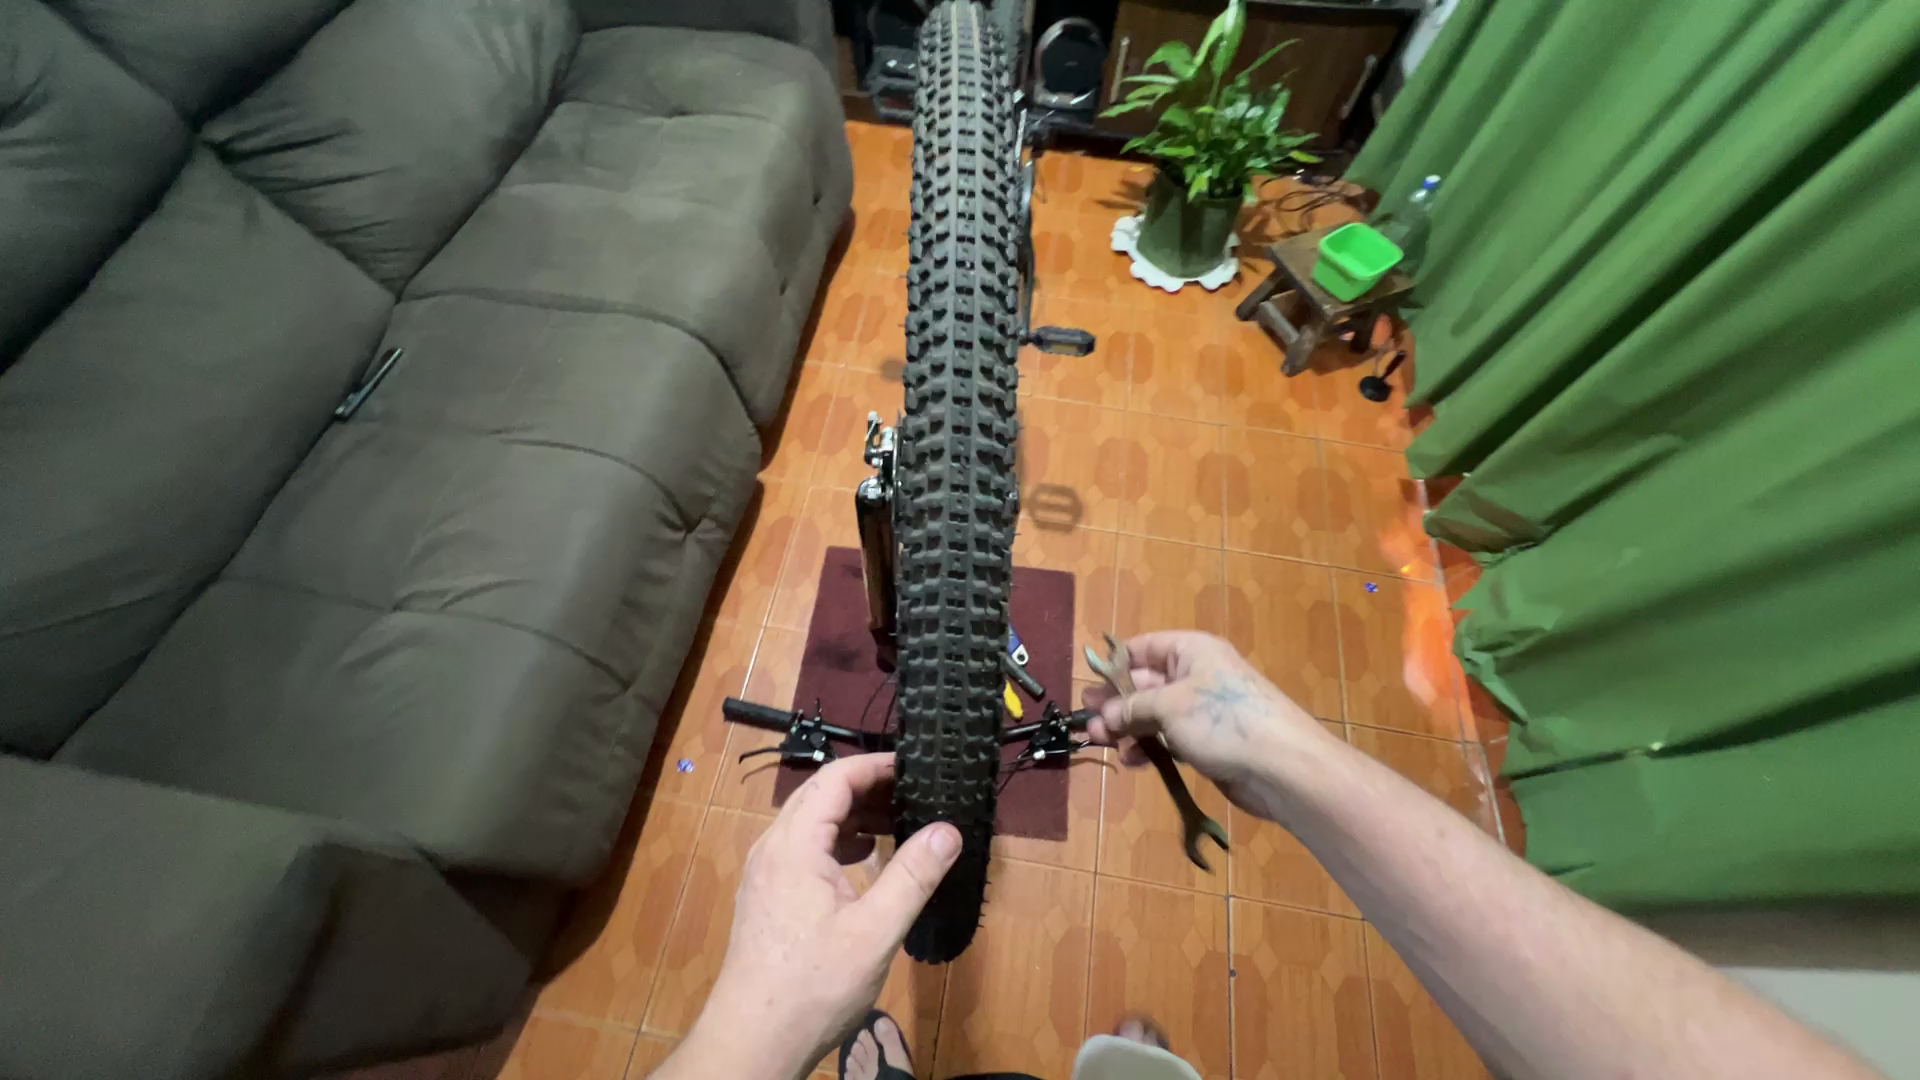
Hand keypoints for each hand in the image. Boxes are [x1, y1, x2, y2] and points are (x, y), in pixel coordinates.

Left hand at [686, 753, 960, 1079]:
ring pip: (812, 819)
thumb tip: (949, 830)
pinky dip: (838, 838)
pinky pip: (805, 845)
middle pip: (821, 793)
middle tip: (914, 792)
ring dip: (854, 813)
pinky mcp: (768, 892)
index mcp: (795, 843)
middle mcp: (774, 846)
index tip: (915, 767)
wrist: (751, 1045)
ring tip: (898, 820)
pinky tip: (867, 856)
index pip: (835, 778)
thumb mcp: (874, 932)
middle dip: (868, 786)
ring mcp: (766, 870)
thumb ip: (913, 877)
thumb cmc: (813, 985)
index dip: (875, 765)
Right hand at [1084, 631, 1335, 819]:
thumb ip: (1131, 707)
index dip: (1113, 665)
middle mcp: (1195, 674)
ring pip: (1152, 713)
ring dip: (1126, 728)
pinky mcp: (1206, 741)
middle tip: (1088, 721)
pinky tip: (1132, 760)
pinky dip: (1148, 746)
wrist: (1283, 768)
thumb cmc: (1224, 721)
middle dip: (1115, 703)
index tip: (1088, 685)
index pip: (1141, 648)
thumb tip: (1103, 714)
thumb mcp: (1169, 706)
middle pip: (1143, 683)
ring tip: (1104, 743)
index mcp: (1190, 650)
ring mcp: (1200, 710)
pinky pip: (1167, 737)